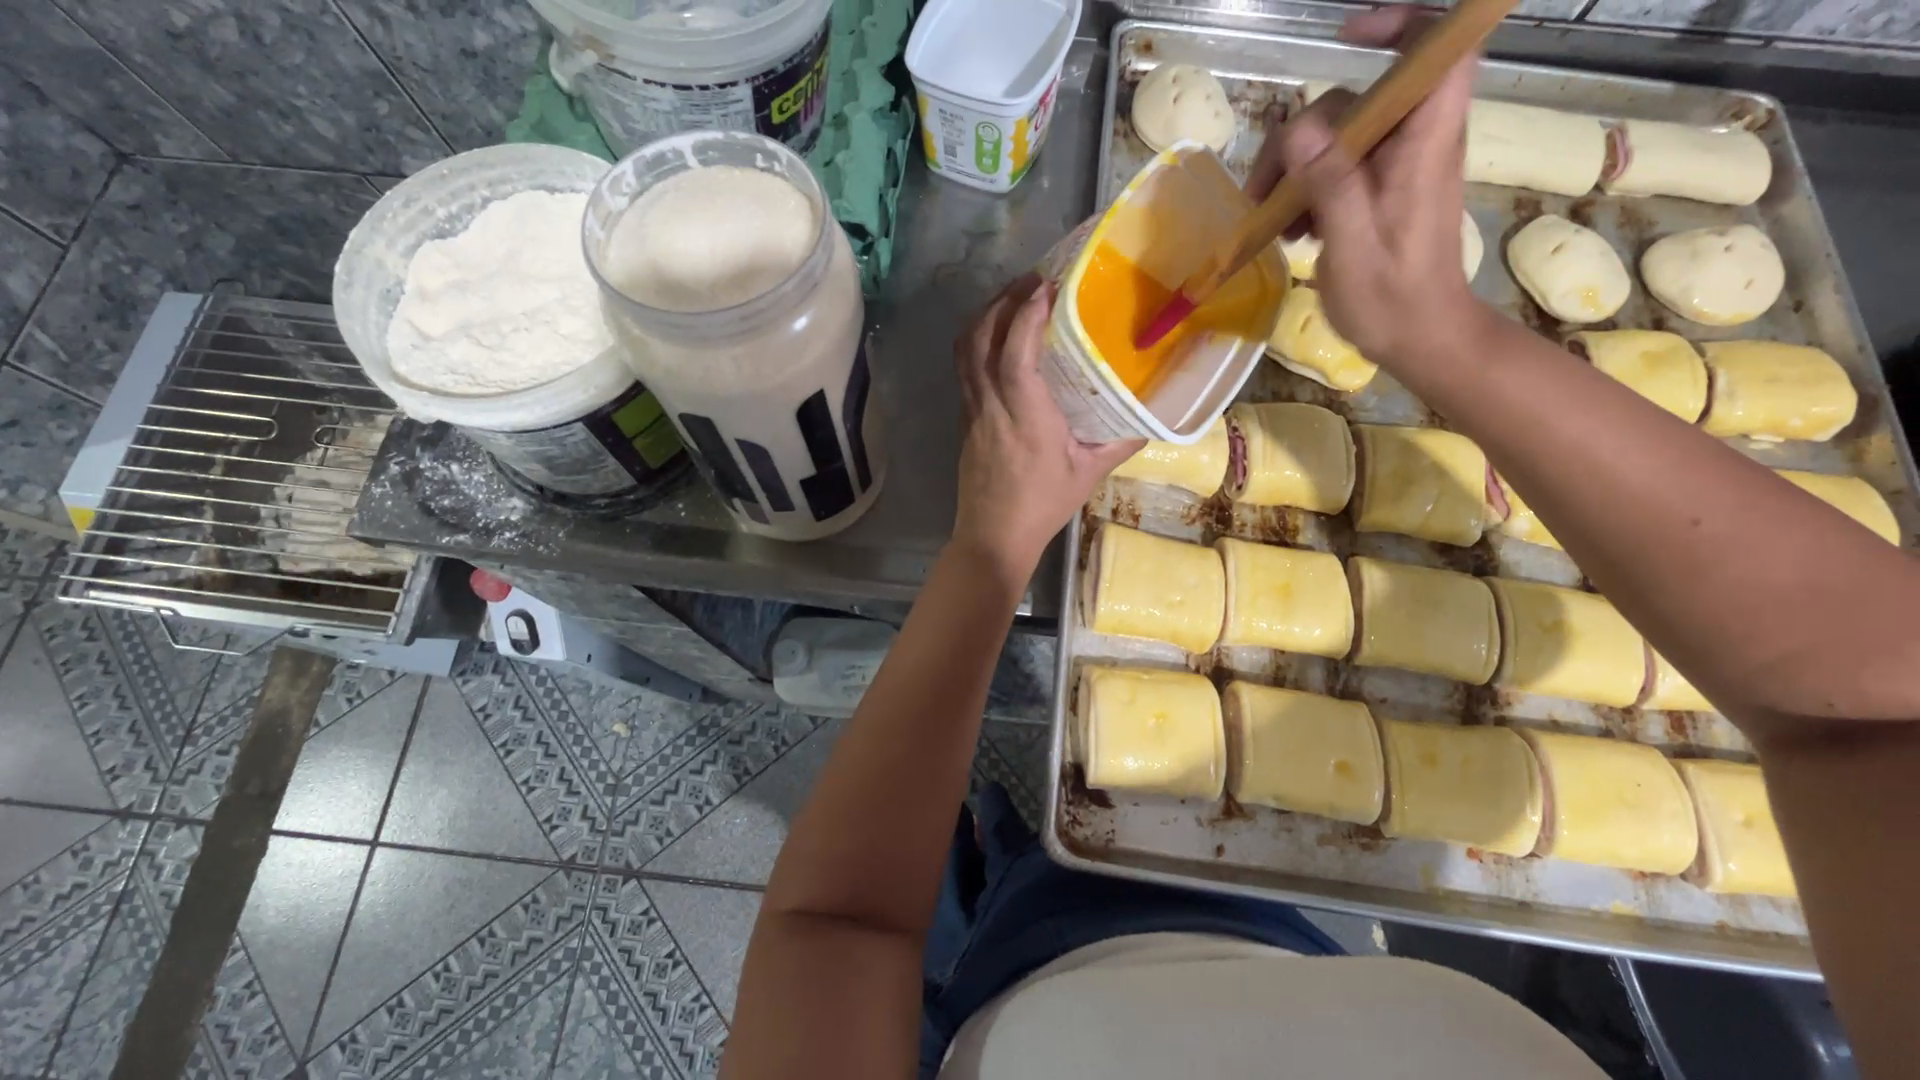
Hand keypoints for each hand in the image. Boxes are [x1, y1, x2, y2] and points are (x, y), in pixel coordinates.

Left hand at [953, 274, 1142, 577]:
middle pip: (978, 340)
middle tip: (1030, 281)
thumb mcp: (1088, 474)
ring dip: (984, 318)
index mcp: (1024, 416)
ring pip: (964, 352)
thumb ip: (1119, 442)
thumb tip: (1150, 416)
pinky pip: (965, 370)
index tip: (1045, 287)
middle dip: (1001, 302)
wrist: (992, 537)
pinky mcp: (966, 420)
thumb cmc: (1042, 506)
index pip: (1014, 354)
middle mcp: (991, 407)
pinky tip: (1000, 340)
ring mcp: (972, 412)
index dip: (1025, 316)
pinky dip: (979, 343)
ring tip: (1012, 299)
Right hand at [1245, 6, 1495, 366]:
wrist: (1421, 339)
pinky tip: (1294, 230)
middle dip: (1302, 136)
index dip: (1404, 25)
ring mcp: (1397, 166)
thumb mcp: (1354, 248)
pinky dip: (1307, 189)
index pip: (1439, 53)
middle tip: (1264, 193)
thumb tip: (1299, 129)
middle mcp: (1415, 143)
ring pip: (1337, 136)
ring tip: (1277, 223)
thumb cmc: (1393, 300)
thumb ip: (1333, 186)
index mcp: (1423, 146)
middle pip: (1358, 102)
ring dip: (1296, 172)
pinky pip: (1337, 166)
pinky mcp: (1381, 189)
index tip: (1350, 34)